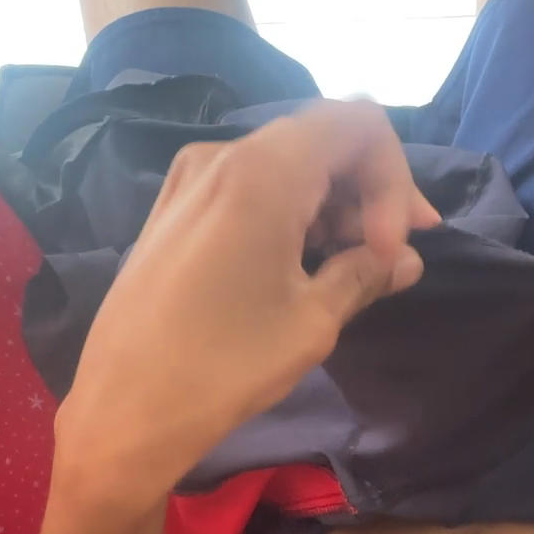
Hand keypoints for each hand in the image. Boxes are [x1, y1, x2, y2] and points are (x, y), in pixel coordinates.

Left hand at [55, 100, 439, 504]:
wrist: (126, 408)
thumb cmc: (225, 366)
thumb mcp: (312, 322)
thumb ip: (365, 275)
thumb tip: (407, 260)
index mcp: (262, 171)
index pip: (358, 125)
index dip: (394, 180)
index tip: (394, 248)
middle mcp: (222, 156)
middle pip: (321, 141)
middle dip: (369, 193)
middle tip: (393, 257)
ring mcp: (190, 182)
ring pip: (286, 167)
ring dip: (331, 209)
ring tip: (348, 270)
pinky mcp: (174, 213)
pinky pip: (249, 191)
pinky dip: (290, 217)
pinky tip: (299, 267)